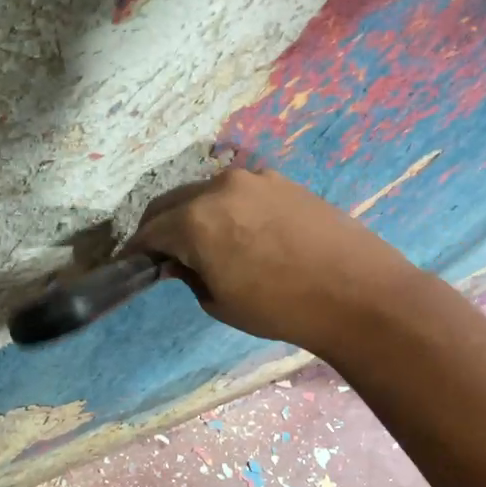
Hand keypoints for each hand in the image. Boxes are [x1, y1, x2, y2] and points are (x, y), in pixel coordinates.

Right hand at [129, 168, 416, 353]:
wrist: (357, 293)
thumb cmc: (278, 307)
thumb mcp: (218, 302)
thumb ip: (190, 274)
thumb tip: (181, 261)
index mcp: (195, 220)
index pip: (149, 231)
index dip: (134, 250)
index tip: (128, 264)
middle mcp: (218, 188)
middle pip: (171, 202)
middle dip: (157, 226)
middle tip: (156, 253)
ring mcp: (253, 179)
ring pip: (204, 192)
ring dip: (190, 213)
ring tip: (195, 242)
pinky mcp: (281, 181)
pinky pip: (236, 191)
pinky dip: (221, 208)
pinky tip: (232, 231)